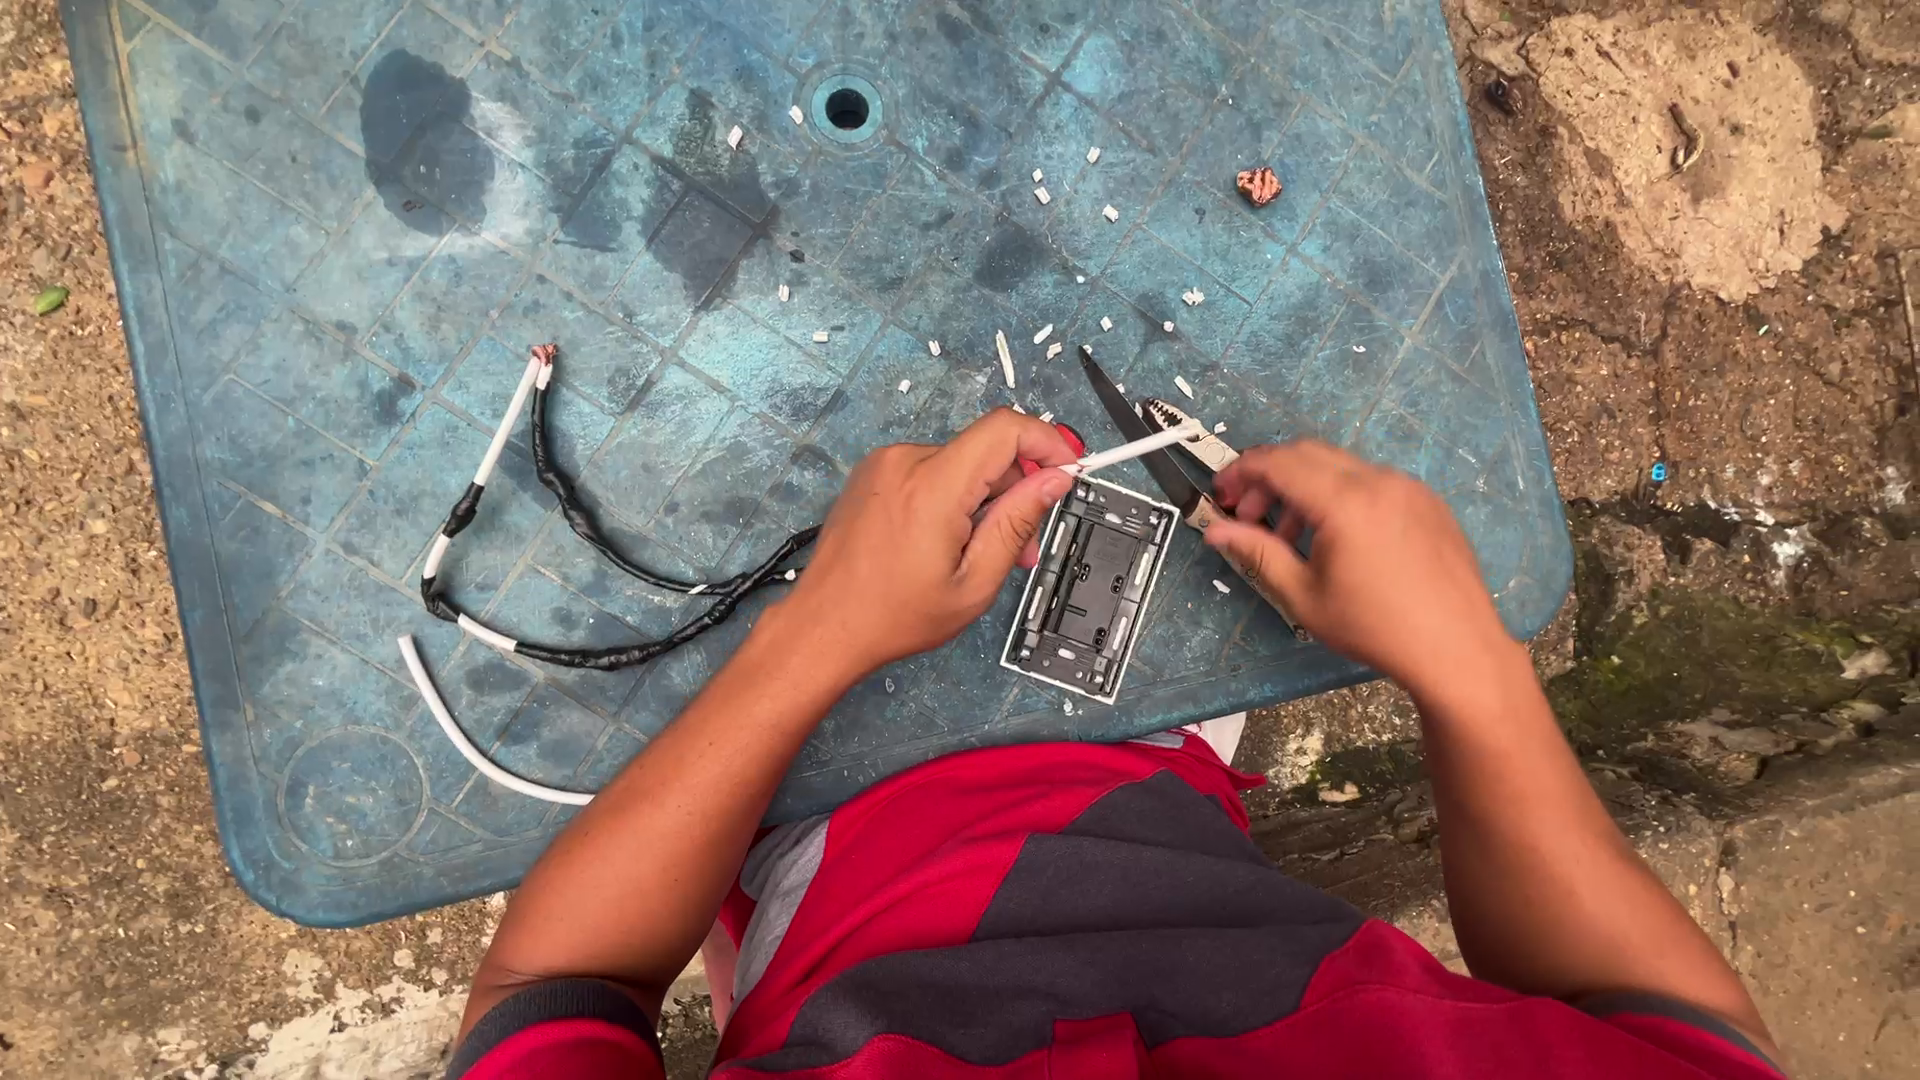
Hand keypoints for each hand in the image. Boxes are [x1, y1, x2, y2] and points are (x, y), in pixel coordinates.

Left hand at [772, 409, 1077, 678]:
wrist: (824, 625)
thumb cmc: (891, 616)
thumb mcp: (973, 583)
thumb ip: (1017, 524)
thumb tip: (1054, 481)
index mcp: (932, 486)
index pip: (1005, 429)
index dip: (1047, 442)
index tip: (1067, 468)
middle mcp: (904, 462)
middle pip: (986, 451)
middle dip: (1016, 491)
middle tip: (1023, 545)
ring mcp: (884, 465)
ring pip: (961, 464)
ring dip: (984, 500)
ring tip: (981, 552)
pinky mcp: (875, 474)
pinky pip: (932, 471)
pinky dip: (953, 498)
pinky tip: (949, 539)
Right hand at [1203, 440, 1516, 693]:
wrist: (1458, 649)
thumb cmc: (1374, 627)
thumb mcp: (1302, 595)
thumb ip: (1256, 553)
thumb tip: (1214, 531)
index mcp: (1346, 502)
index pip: (1278, 462)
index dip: (1240, 471)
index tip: (1220, 494)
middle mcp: (1379, 482)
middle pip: (1305, 453)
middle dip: (1266, 477)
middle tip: (1245, 515)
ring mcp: (1408, 488)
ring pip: (1337, 466)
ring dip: (1300, 487)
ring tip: (1286, 533)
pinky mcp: (1425, 502)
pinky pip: (1368, 481)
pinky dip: (1335, 494)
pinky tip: (1331, 536)